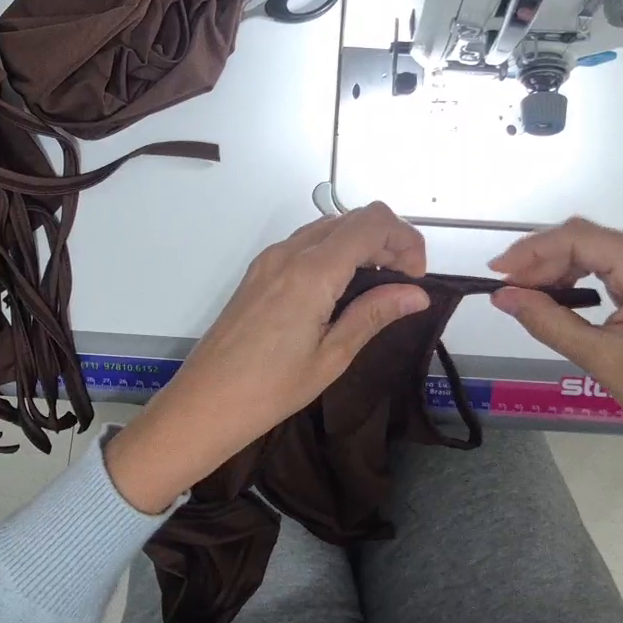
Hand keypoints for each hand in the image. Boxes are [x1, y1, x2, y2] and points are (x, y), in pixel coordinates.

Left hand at [104, 203, 430, 511]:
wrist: (205, 404)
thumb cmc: (269, 390)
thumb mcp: (331, 356)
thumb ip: (374, 315)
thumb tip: (417, 294)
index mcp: (311, 272)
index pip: (372, 223)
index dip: (405, 240)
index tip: (417, 277)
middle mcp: (289, 253)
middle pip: (352, 218)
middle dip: (388, 239)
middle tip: (405, 282)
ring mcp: (269, 260)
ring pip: (328, 227)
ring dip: (362, 243)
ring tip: (380, 286)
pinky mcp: (259, 272)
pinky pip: (306, 244)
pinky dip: (335, 252)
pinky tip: (344, 288)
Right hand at [488, 219, 622, 534]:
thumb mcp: (600, 357)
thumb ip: (547, 320)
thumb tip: (502, 296)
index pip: (581, 239)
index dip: (534, 250)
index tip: (497, 271)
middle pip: (588, 240)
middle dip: (543, 260)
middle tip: (508, 289)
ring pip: (598, 251)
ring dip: (559, 268)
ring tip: (526, 295)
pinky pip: (612, 267)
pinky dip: (581, 277)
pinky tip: (558, 296)